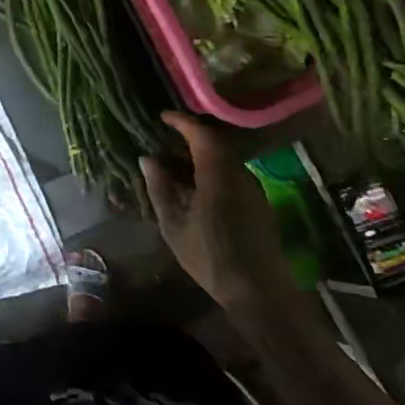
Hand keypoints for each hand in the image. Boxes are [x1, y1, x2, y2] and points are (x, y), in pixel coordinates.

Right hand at [140, 111, 297, 314]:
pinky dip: (213, 170)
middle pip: (215, 143)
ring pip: (225, 158)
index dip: (181, 122)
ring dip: (202, 156)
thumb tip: (147, 159)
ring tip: (177, 166)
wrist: (256, 286)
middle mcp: (238, 172)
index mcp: (217, 173)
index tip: (162, 118)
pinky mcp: (257, 200)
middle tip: (165, 143)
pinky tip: (197, 187)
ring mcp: (251, 185)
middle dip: (190, 138)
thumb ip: (160, 188)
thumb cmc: (209, 256)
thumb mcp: (173, 225)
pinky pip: (232, 173)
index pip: (201, 134)